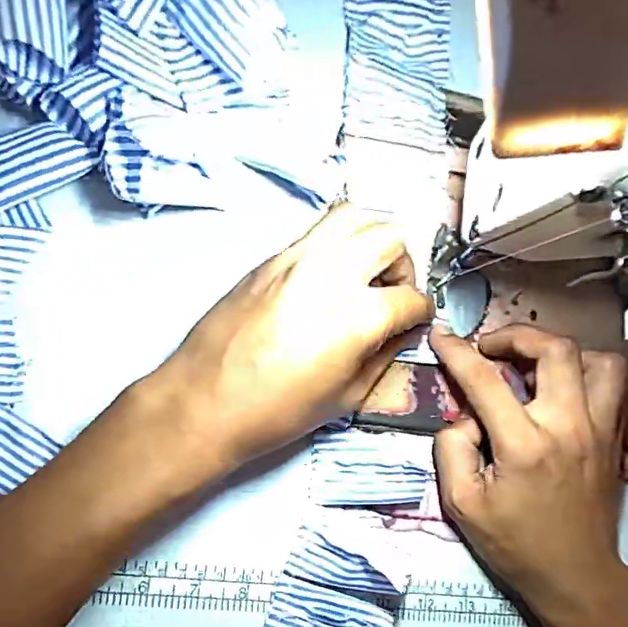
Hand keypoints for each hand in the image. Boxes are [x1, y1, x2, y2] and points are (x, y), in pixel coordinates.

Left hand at [153, 205, 432, 465]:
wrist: (205, 401)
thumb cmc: (277, 411)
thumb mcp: (347, 395)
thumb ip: (384, 356)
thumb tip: (403, 332)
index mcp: (357, 314)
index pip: (411, 297)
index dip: (422, 313)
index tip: (416, 322)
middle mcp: (331, 271)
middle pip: (389, 237)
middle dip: (403, 266)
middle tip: (393, 295)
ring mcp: (297, 257)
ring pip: (353, 215)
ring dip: (371, 240)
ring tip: (365, 275)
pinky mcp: (271, 258)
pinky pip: (317, 232)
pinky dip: (338, 244)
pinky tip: (330, 281)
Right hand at [430, 323, 627, 626]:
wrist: (575, 576)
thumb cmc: (515, 545)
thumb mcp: (463, 505)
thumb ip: (452, 450)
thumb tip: (465, 416)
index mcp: (524, 445)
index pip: (486, 380)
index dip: (457, 352)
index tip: (442, 337)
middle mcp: (568, 426)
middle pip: (555, 349)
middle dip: (517, 335)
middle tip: (493, 348)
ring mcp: (600, 430)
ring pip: (599, 360)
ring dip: (564, 351)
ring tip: (538, 365)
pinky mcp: (616, 439)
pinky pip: (616, 387)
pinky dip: (592, 374)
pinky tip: (568, 388)